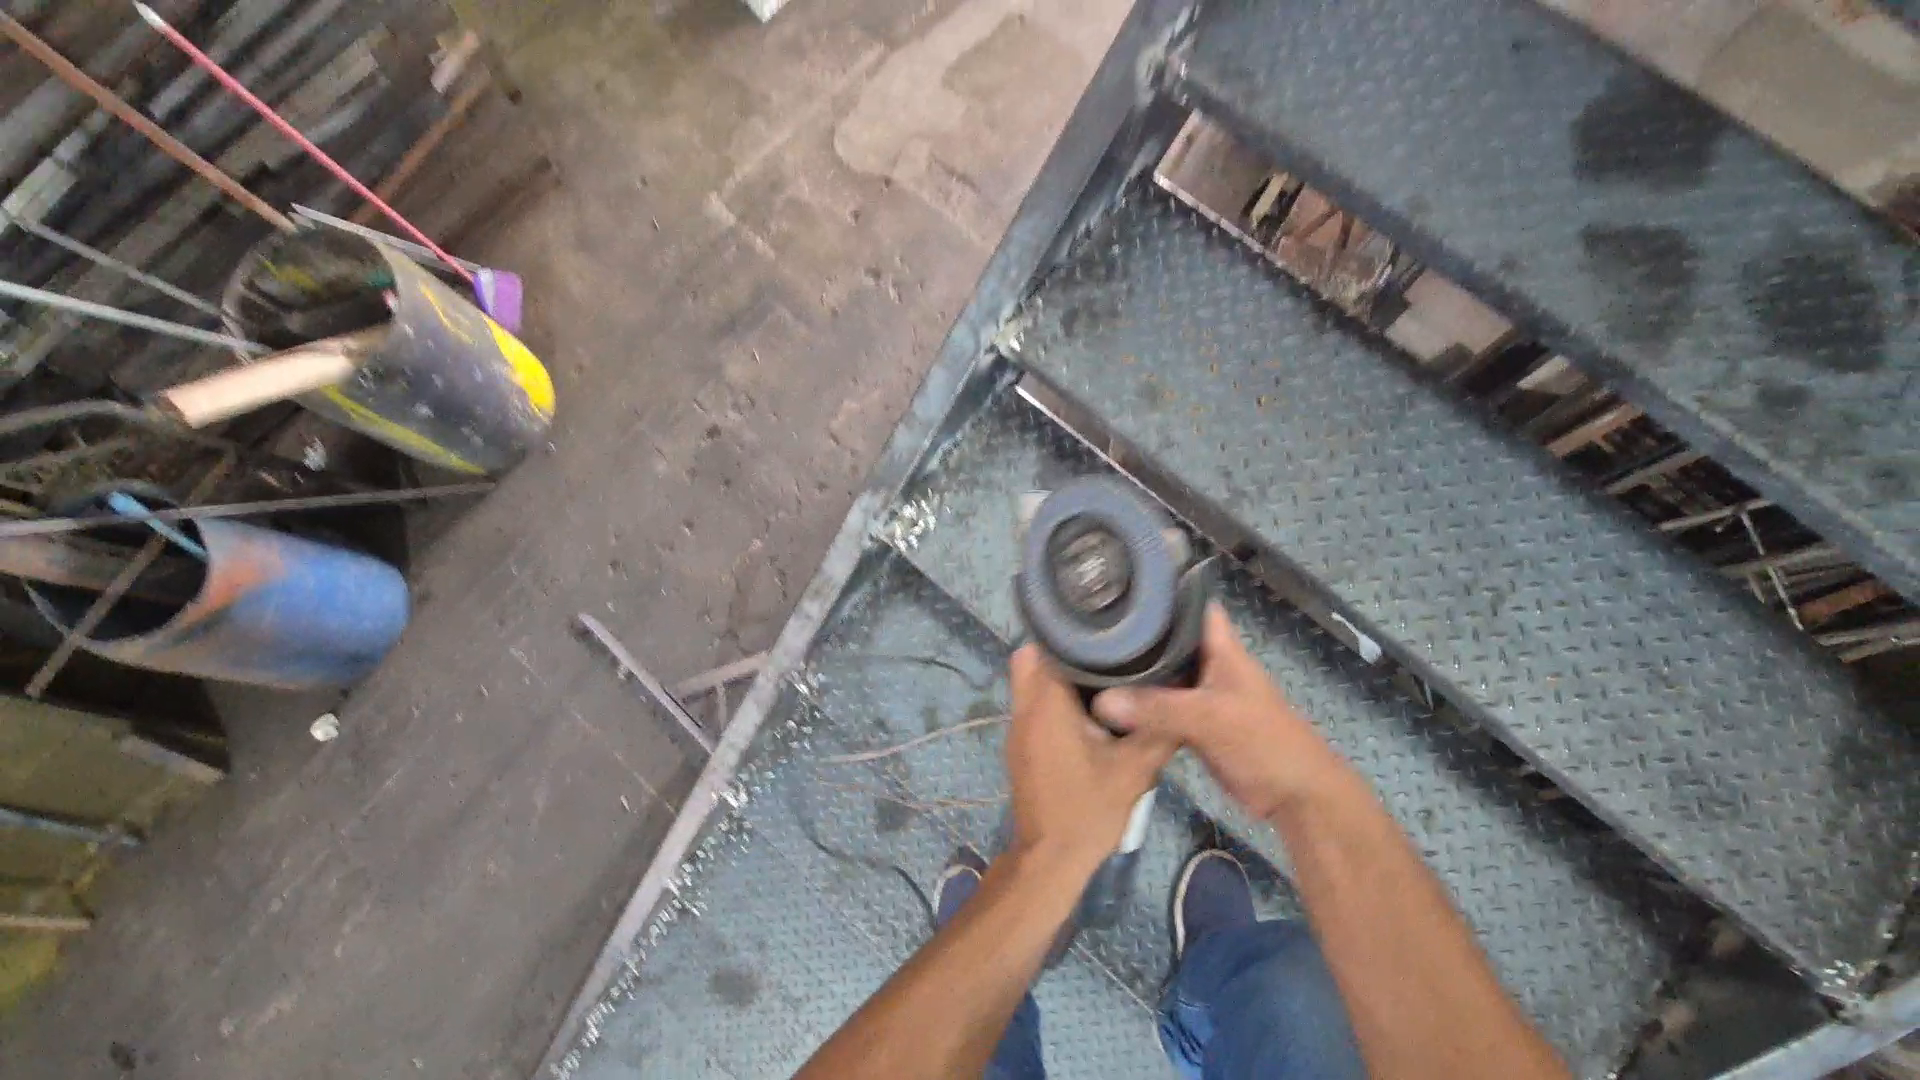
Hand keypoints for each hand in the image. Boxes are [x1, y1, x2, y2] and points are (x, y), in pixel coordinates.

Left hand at [1004, 645, 1178, 868]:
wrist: (1051, 858)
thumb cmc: (1089, 809)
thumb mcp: (1135, 769)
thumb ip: (1159, 730)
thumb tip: (1181, 694)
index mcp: (1046, 703)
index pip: (1051, 646)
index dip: (1081, 635)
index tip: (1111, 632)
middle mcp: (1025, 707)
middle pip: (1033, 657)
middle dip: (1066, 650)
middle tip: (1106, 653)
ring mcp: (1018, 727)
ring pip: (1030, 681)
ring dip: (1060, 675)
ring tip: (1103, 675)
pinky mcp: (1022, 744)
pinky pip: (1033, 703)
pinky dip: (1055, 698)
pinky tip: (1091, 709)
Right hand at [1092, 605, 1353, 821]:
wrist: (1294, 795)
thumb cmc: (1263, 742)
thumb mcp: (1209, 718)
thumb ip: (1156, 708)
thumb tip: (1099, 701)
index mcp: (1221, 649)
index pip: (1191, 605)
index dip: (1161, 591)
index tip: (1119, 585)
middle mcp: (1209, 665)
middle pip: (1168, 640)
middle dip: (1134, 632)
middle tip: (1088, 623)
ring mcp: (1200, 696)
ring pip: (1161, 675)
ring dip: (1132, 671)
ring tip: (1087, 655)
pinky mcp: (1193, 725)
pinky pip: (1159, 708)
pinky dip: (1137, 705)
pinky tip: (1104, 699)